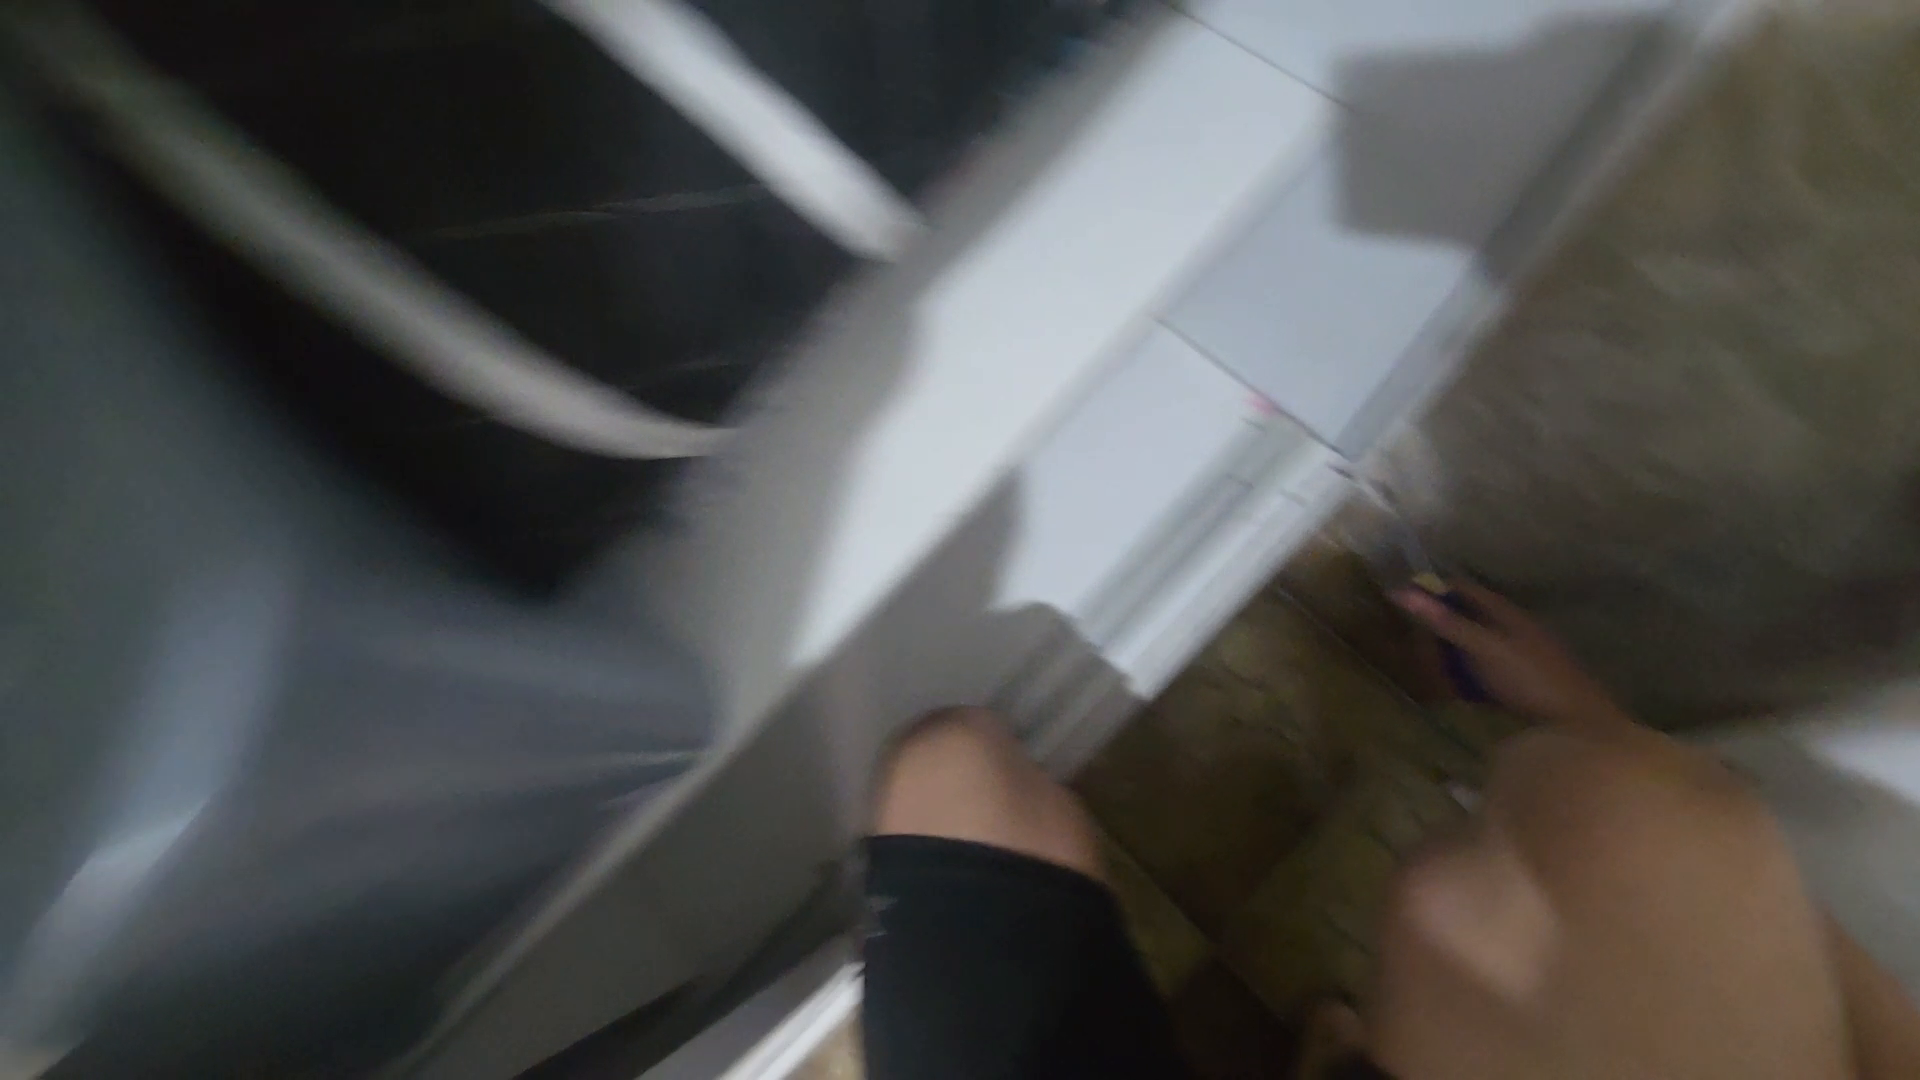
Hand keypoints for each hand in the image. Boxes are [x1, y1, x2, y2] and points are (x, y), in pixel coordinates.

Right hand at [1394, 582, 1630, 731]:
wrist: (1579, 726)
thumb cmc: (1530, 677)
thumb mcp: (1482, 646)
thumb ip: (1443, 621)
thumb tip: (1398, 590)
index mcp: (1506, 613)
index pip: (1461, 589)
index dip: (1433, 591)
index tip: (1403, 604)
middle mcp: (1511, 628)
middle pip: (1463, 617)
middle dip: (1437, 630)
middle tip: (1417, 649)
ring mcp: (1516, 655)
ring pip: (1469, 645)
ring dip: (1447, 656)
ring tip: (1432, 674)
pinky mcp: (1518, 681)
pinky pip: (1478, 669)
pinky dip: (1461, 676)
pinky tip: (1454, 690)